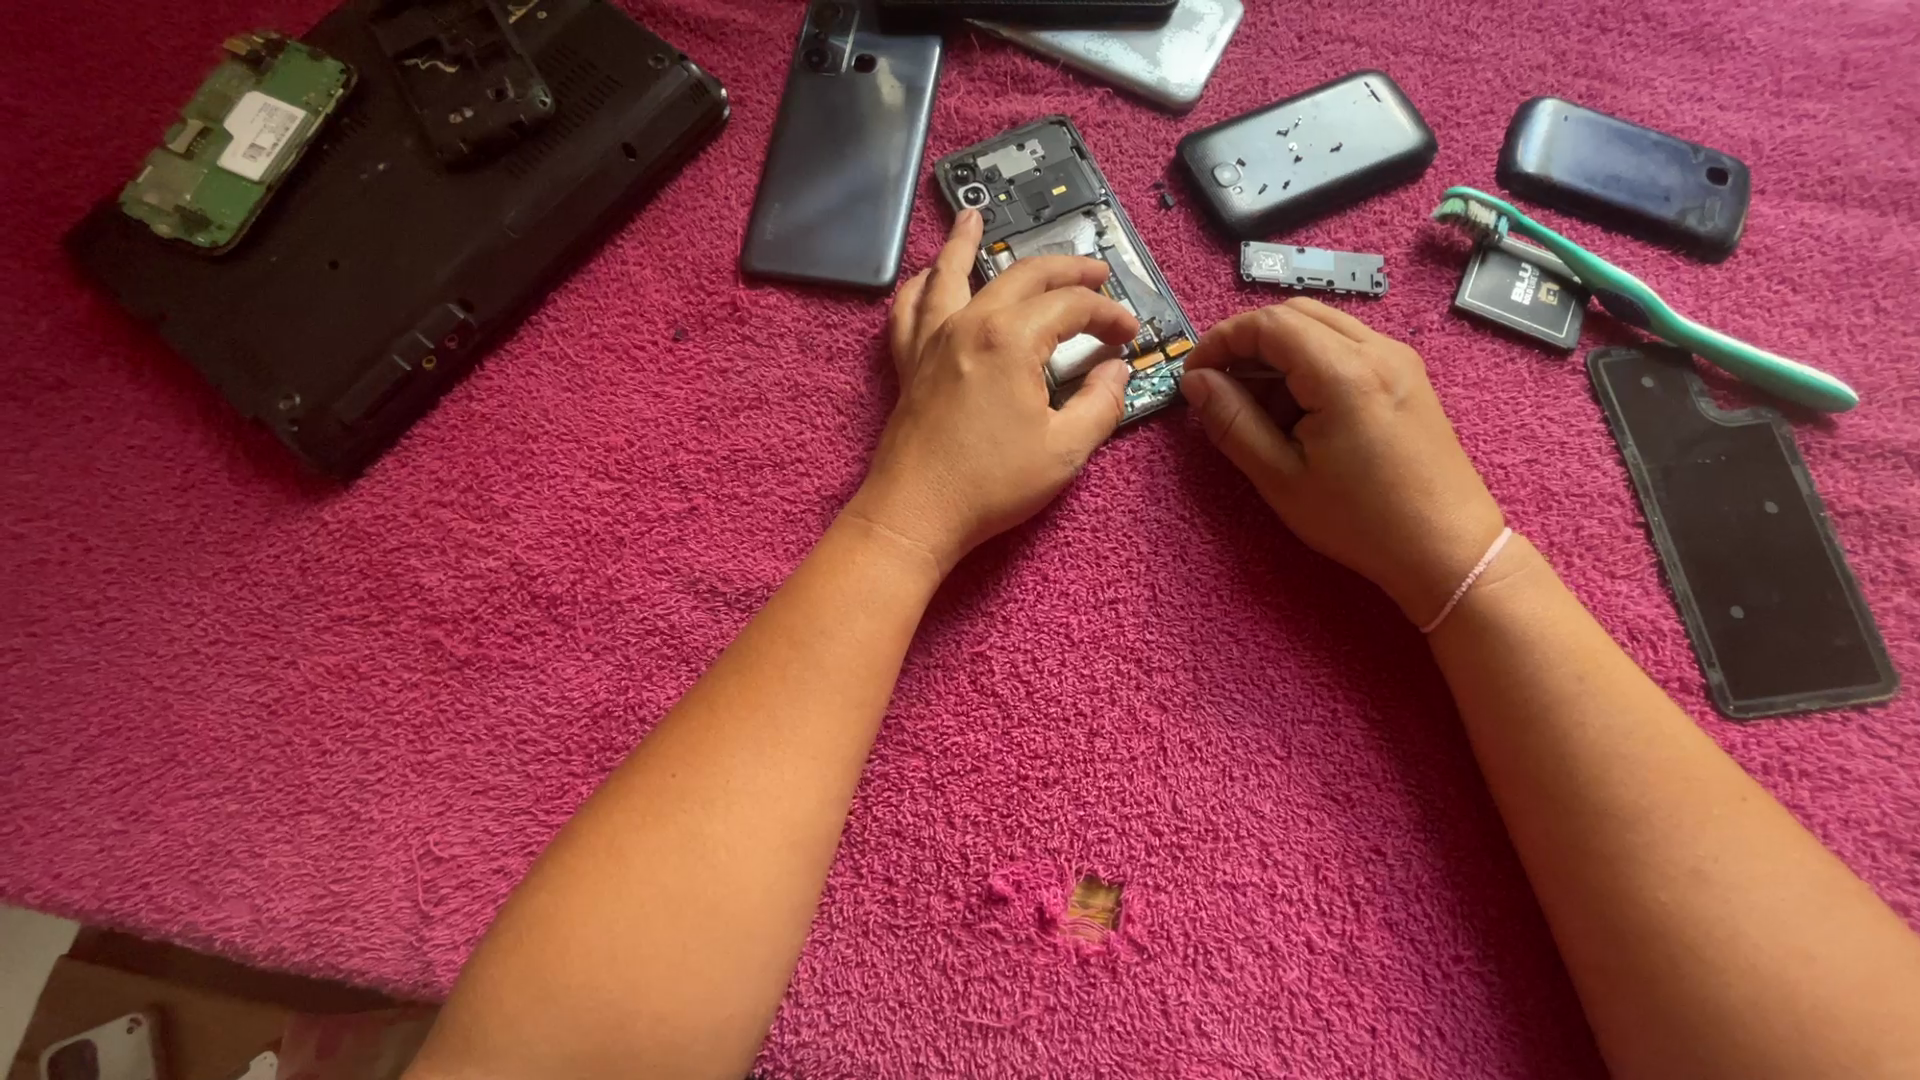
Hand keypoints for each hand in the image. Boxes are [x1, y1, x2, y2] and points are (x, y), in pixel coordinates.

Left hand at [845, 209, 1140, 573]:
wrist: (915, 513)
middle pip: (1022, 276)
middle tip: (1095, 272)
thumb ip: (1100, 404)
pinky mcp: (910, 364)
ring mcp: (932, 341)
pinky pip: (907, 311)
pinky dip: (917, 287)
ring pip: (949, 274)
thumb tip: (1115, 372)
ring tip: (972, 216)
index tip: (1128, 335)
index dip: (1108, 315)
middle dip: (1065, 270)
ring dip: (965, 242)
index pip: (1071, 307)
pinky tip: (923, 278)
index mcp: (1011, 339)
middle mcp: (968, 325)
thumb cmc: (989, 485)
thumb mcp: (1064, 450)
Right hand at [1181, 298, 1506, 625]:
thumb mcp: (1280, 477)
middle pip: (1295, 314)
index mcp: (1345, 373)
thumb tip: (1195, 382)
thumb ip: (1232, 421)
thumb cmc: (1358, 520)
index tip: (1192, 376)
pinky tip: (1294, 409)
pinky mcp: (1406, 375)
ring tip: (1254, 405)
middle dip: (1246, 342)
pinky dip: (1307, 362)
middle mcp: (1377, 350)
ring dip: (1276, 352)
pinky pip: (1345, 346)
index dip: (1221, 341)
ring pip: (1320, 326)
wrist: (1445, 547)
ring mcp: (1398, 359)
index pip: (1269, 324)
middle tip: (1217, 386)